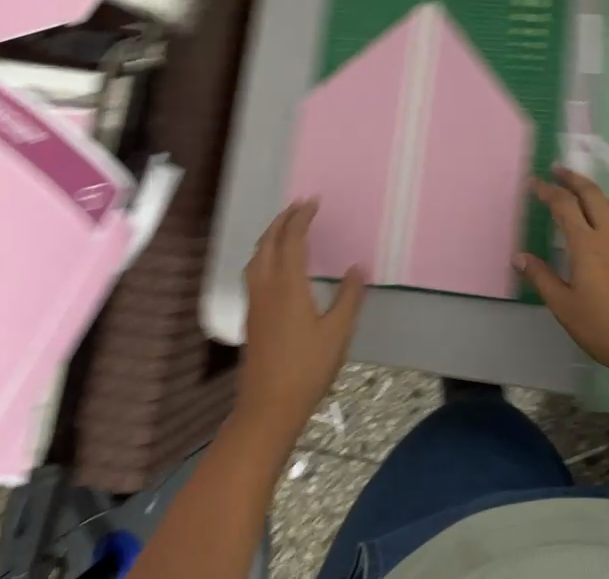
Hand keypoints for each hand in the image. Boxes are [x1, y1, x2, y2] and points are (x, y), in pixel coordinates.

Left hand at [238, 200, 365, 437]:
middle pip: (268, 243)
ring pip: (256, 257)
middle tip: (298, 207)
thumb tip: (358, 267)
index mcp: (288, 285)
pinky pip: (253, 272)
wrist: (268, 406)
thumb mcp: (338, 333)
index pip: (292, 240)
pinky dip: (264, 255)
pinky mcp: (251, 316)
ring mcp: (254, 302)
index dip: (301, 218)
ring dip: (270, 236)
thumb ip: (349, 297)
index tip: (312, 202)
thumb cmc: (307, 368)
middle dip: (282, 220)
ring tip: (284, 228)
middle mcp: (266, 287)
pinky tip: (273, 264)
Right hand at [516, 169, 608, 379]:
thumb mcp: (563, 306)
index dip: (548, 191)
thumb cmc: (601, 327)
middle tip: (556, 170)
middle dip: (572, 178)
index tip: (534, 183)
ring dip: (591, 190)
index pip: (564, 206)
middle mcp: (608, 235)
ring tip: (576, 189)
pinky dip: (604, 205)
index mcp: (586, 245)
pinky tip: (599, 218)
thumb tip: (519, 257)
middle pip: (592, 194)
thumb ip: (541, 277)